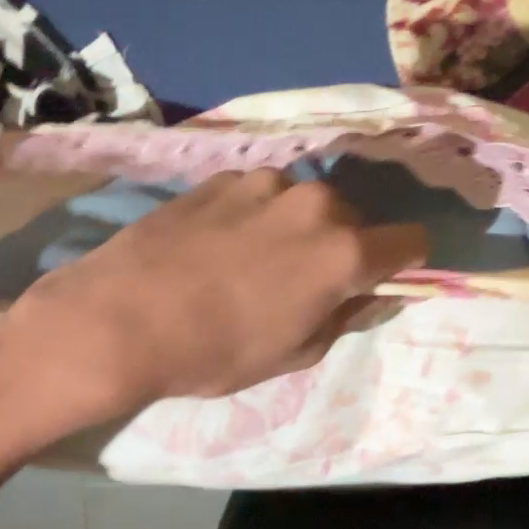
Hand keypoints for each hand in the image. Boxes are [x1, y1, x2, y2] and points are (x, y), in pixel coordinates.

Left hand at [0, 169, 427, 433]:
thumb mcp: (296, 353)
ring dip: (298, 227)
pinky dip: (257, 215)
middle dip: (344, 246)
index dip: (404, 264)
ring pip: (306, 203)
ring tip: (253, 263)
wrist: (117, 319)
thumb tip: (369, 295)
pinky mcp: (221, 175)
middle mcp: (316, 203)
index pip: (411, 241)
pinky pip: (261, 194)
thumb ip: (346, 316)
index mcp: (345, 252)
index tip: (382, 280)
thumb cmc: (216, 351)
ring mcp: (265, 182)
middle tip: (305, 282)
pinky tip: (219, 246)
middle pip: (356, 219)